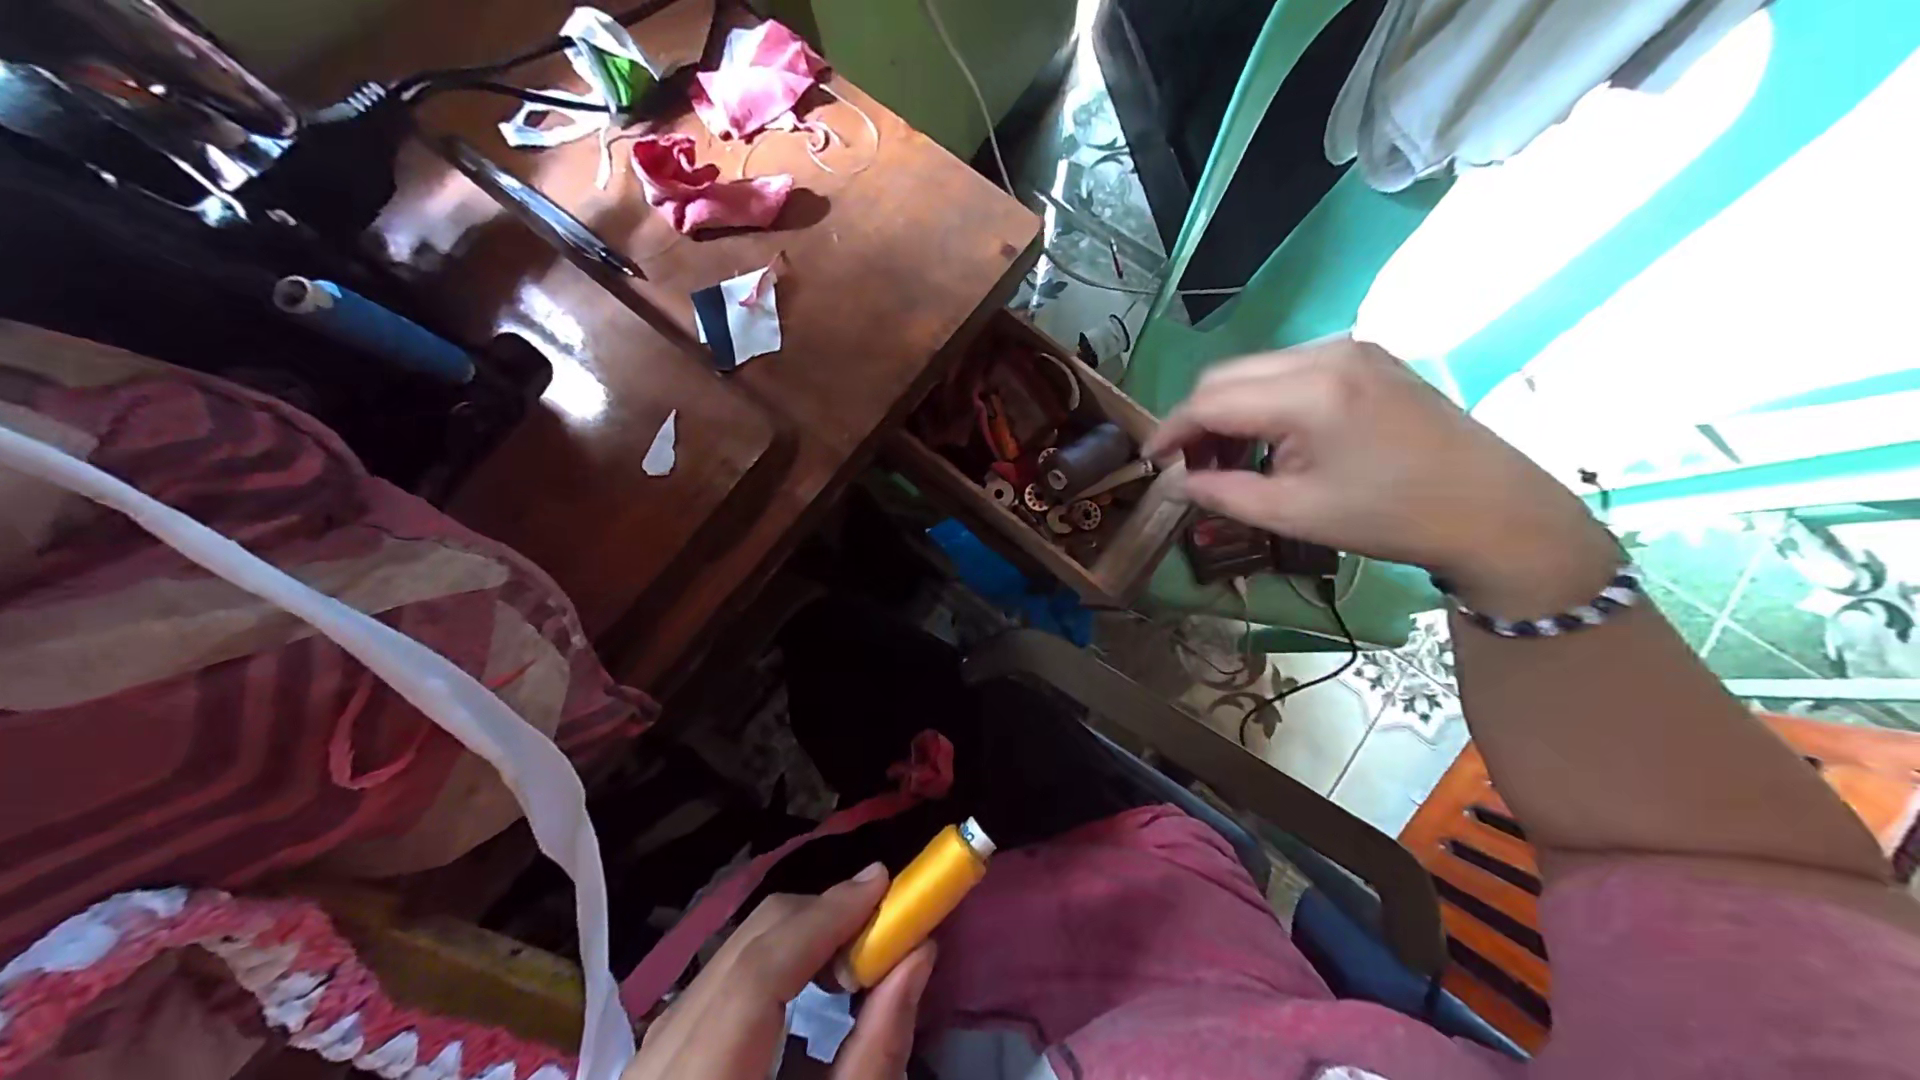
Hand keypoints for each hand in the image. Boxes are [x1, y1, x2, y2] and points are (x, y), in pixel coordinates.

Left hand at [624, 864, 936, 1079]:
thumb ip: (879, 1047)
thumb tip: (921, 952)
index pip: (758, 973)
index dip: (824, 918)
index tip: (883, 883)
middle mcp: (658, 1060)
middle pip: (743, 948)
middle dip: (818, 918)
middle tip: (880, 916)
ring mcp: (646, 1056)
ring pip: (728, 955)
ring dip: (796, 938)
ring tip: (852, 949)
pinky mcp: (655, 1055)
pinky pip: (716, 981)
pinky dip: (769, 964)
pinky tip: (806, 980)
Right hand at [1143, 336, 1619, 615]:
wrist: (1491, 508)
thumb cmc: (1389, 517)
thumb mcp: (1293, 514)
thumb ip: (1223, 493)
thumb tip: (1180, 481)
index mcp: (1310, 393)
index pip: (1211, 398)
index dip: (1172, 428)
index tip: (1152, 458)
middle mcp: (1326, 353)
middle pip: (1228, 374)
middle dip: (1199, 417)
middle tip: (1194, 464)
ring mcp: (1350, 349)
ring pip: (1256, 369)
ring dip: (1230, 408)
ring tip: (1232, 456)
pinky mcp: (1366, 356)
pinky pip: (1290, 370)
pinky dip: (1264, 400)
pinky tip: (1272, 437)